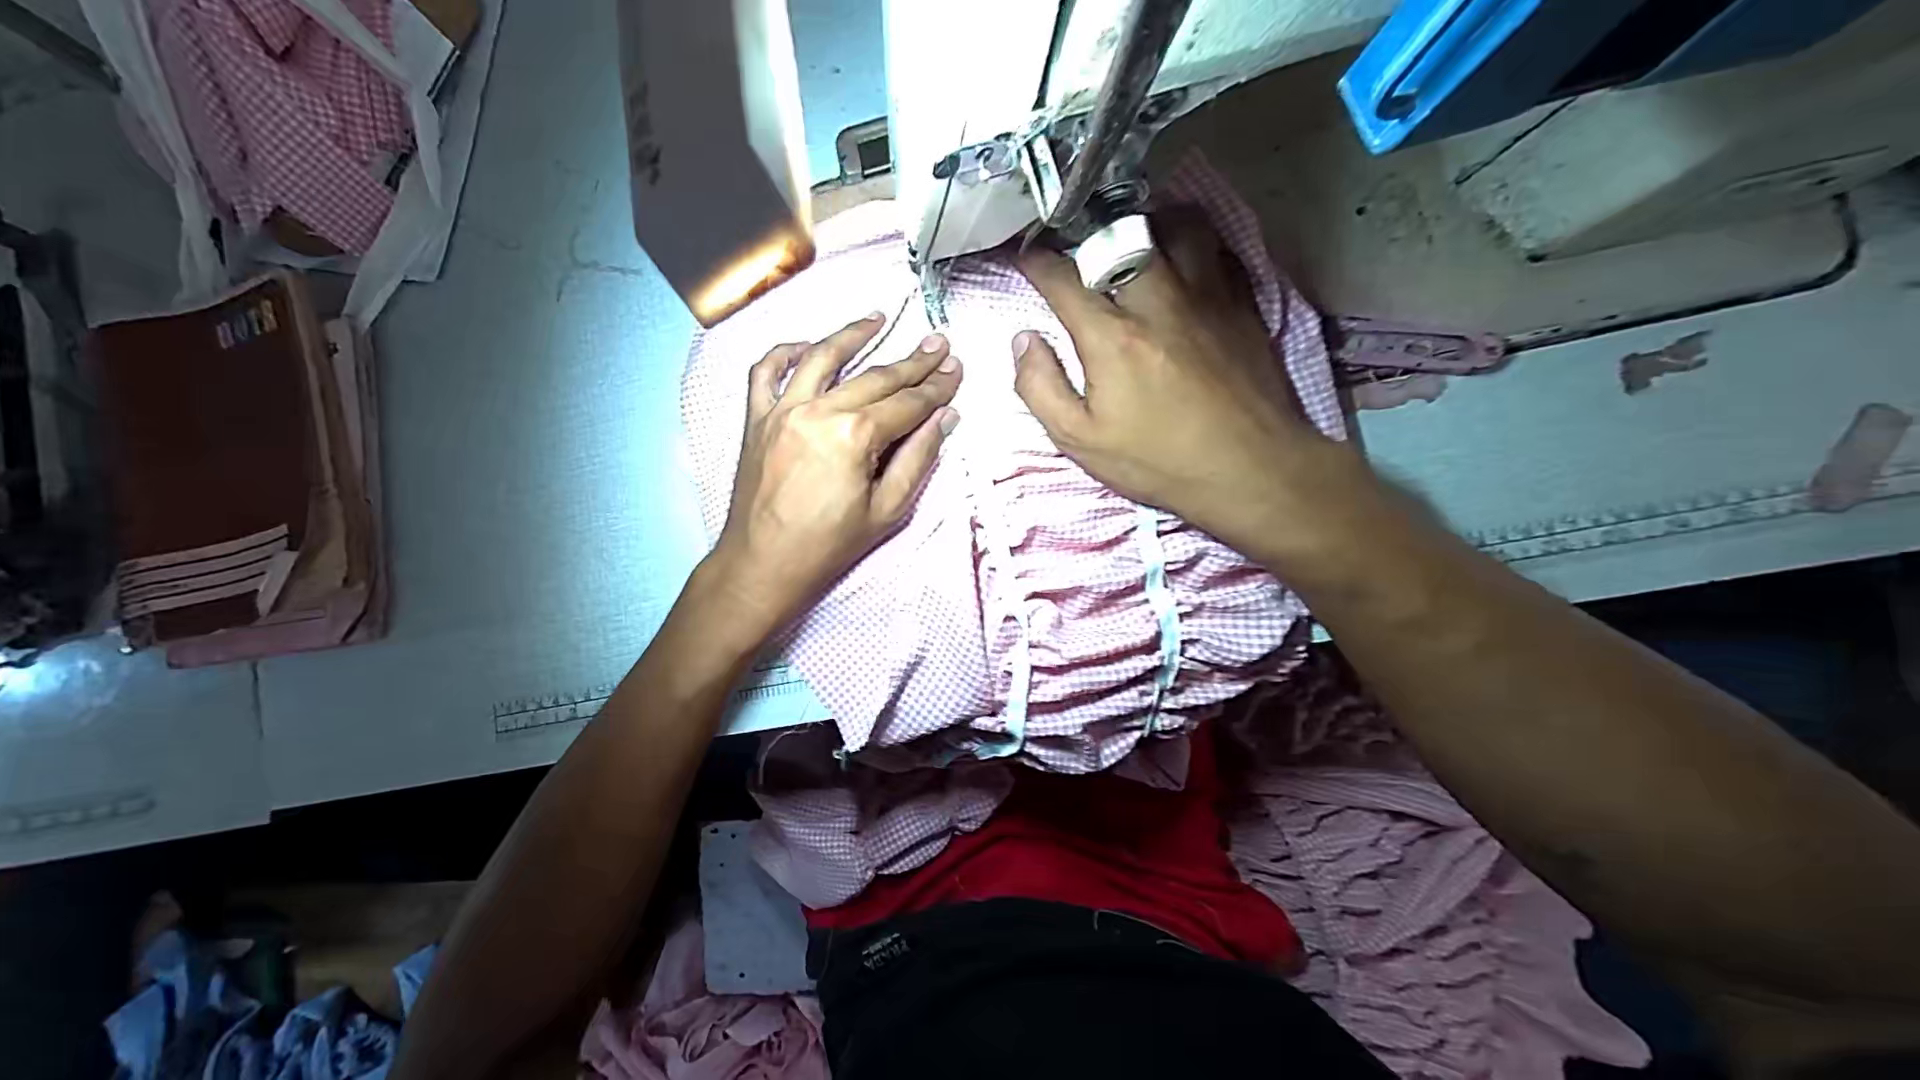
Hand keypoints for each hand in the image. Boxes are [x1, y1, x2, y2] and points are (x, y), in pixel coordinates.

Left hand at [703, 314, 961, 638]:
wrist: (763, 565)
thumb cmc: (828, 546)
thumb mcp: (887, 510)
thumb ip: (918, 458)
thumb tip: (945, 418)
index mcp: (854, 436)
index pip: (907, 403)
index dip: (937, 386)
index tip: (956, 367)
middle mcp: (818, 411)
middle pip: (875, 377)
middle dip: (912, 361)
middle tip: (938, 342)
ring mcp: (782, 410)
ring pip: (822, 358)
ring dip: (852, 335)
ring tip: (878, 319)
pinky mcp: (756, 419)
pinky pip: (766, 372)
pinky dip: (785, 353)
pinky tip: (806, 344)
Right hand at [1013, 212, 1360, 560]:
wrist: (1251, 471)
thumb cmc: (1159, 461)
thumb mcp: (1081, 441)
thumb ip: (1041, 388)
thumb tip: (1025, 342)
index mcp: (1112, 336)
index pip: (1062, 277)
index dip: (1036, 262)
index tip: (1027, 258)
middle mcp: (1159, 299)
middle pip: (1119, 235)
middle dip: (1090, 236)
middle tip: (1080, 252)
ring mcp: (1207, 295)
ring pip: (1176, 225)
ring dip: (1148, 226)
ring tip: (1136, 245)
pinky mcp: (1243, 302)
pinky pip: (1218, 249)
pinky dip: (1194, 247)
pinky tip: (1185, 267)